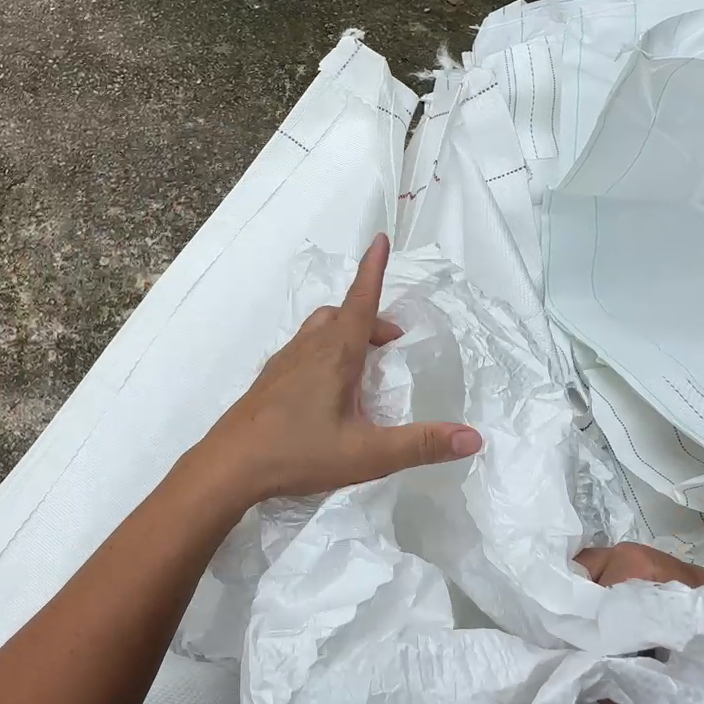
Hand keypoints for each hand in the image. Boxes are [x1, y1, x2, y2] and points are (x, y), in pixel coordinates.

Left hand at [190, 233, 482, 505]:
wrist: (230, 465)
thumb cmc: (299, 452)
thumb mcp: (367, 454)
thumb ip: (420, 444)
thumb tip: (473, 437)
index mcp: (335, 353)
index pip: (361, 301)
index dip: (373, 270)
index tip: (380, 239)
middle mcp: (308, 347)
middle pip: (343, 315)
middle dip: (371, 320)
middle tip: (392, 347)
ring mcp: (284, 362)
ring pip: (320, 329)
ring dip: (347, 333)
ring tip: (364, 366)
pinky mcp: (270, 380)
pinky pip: (304, 348)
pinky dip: (325, 350)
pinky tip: (328, 390)